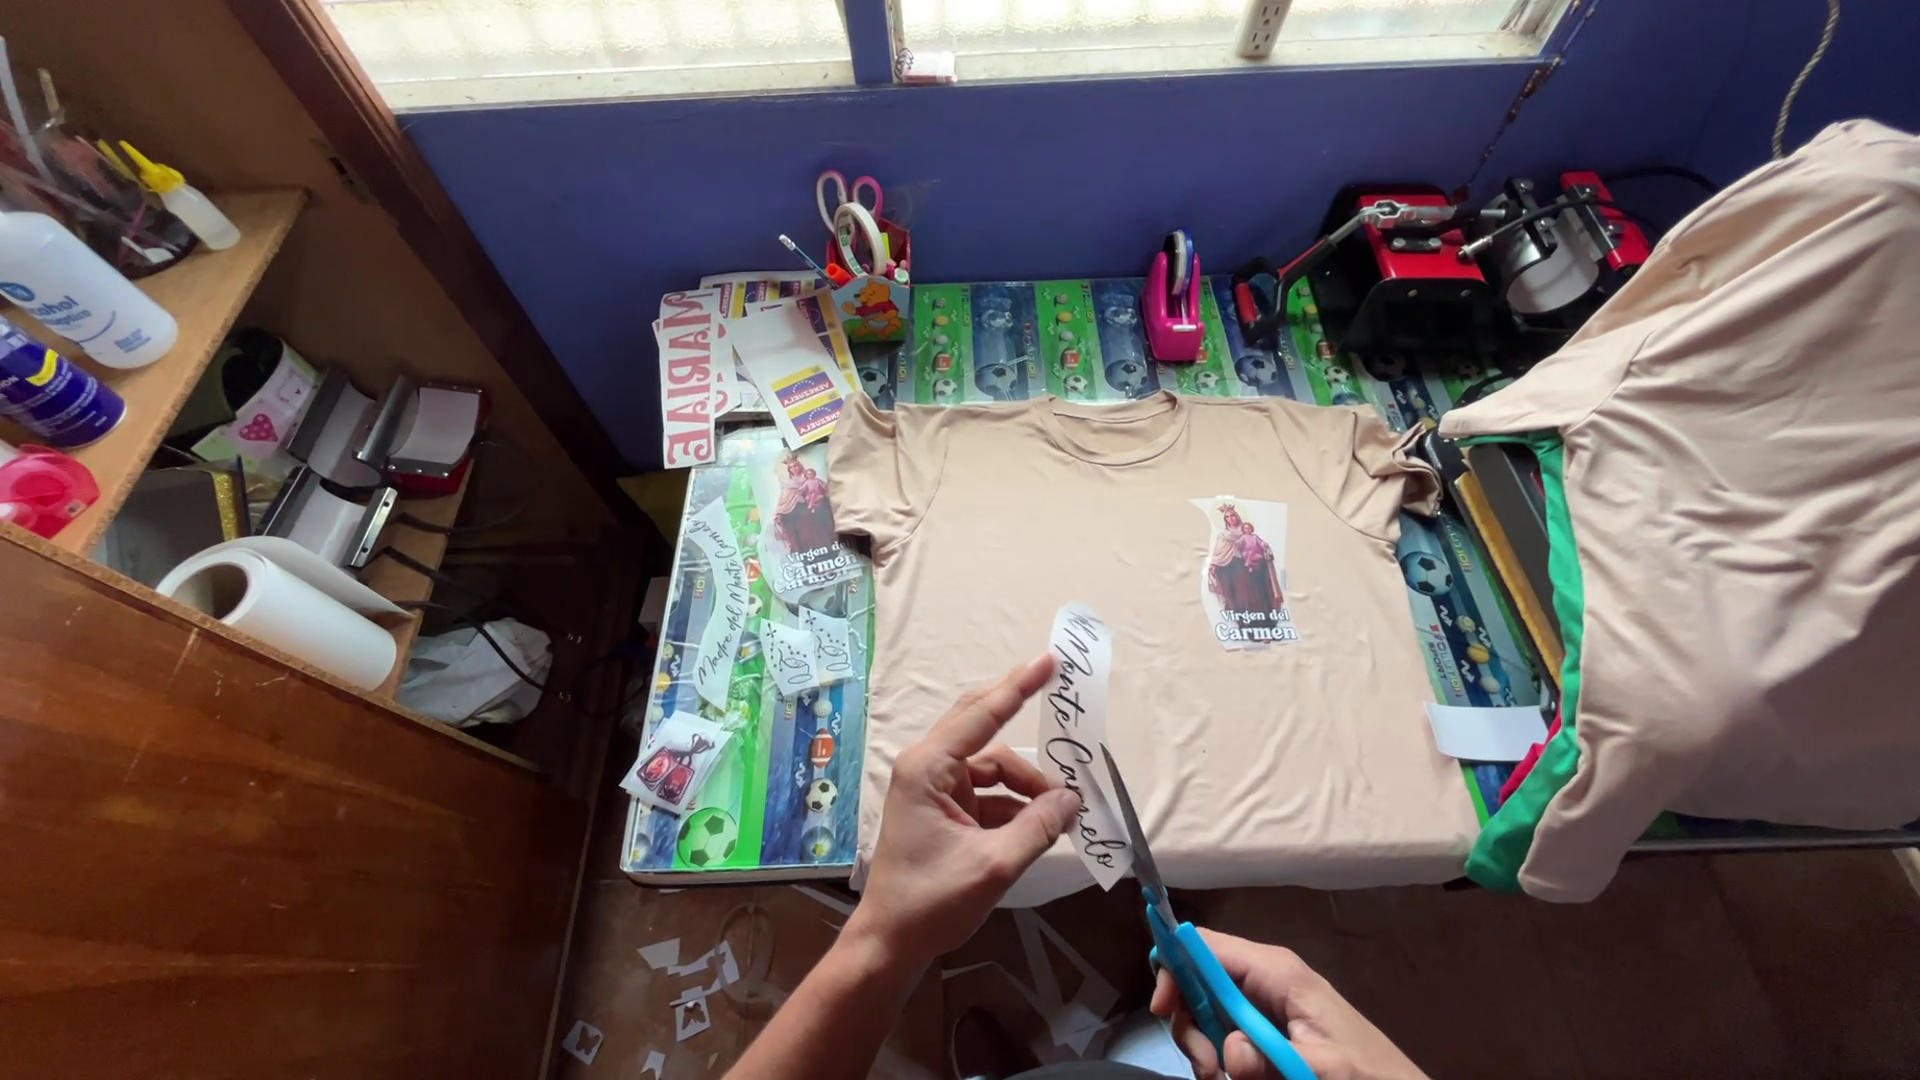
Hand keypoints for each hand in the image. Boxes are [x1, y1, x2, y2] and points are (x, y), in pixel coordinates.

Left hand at [848, 654, 1079, 971]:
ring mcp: (935, 786)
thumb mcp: (992, 866)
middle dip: (1018, 709)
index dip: (1017, 687)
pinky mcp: (943, 808)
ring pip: (991, 766)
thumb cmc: (930, 903)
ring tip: (1060, 812)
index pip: (981, 715)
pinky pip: (987, 792)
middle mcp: (928, 766)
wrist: (890, 943)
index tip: (1047, 661)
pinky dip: (1015, 805)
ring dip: (1026, 785)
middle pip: (981, 725)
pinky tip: (1040, 825)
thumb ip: (1036, 828)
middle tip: (1055, 688)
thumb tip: (1072, 800)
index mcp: (928, 768)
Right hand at [1150, 929, 1426, 1079]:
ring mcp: (1264, 1004)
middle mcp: (1262, 977)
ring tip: (1224, 1079)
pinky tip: (1238, 1079)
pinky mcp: (1267, 1030)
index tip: (1162, 1009)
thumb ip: (1271, 1058)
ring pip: (1206, 1012)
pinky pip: (1225, 1035)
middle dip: (1190, 1023)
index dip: (1173, 966)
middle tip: (1208, 1068)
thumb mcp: (1325, 1068)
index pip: (1201, 944)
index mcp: (1273, 969)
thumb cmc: (1370, 1076)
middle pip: (1196, 981)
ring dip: (1205, 1048)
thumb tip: (1229, 1051)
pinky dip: (1222, 1059)